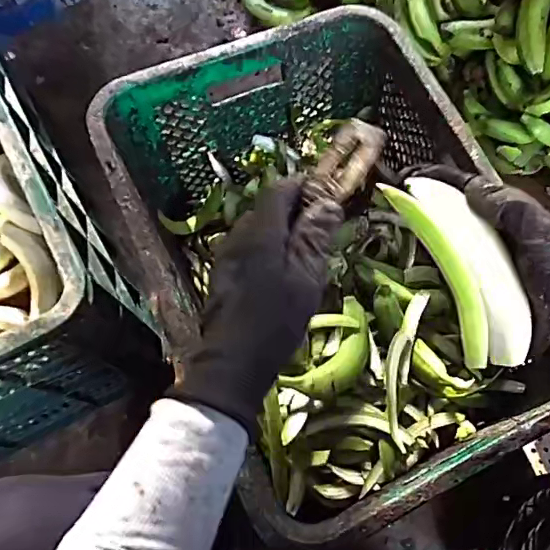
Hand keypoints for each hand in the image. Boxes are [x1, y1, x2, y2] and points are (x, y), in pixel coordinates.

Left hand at [172, 178, 344, 429]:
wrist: (233, 361)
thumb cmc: (275, 320)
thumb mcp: (305, 278)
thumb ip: (314, 238)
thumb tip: (327, 204)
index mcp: (261, 232)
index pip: (278, 190)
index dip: (303, 187)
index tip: (325, 198)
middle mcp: (238, 236)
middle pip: (267, 208)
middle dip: (294, 212)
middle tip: (321, 230)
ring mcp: (226, 255)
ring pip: (257, 229)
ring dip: (281, 232)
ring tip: (305, 255)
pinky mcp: (222, 274)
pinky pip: (248, 249)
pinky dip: (267, 250)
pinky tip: (281, 274)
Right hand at [411, 167, 549, 403]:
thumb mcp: (543, 237)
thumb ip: (512, 209)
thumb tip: (470, 189)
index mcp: (511, 215)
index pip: (469, 187)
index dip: (440, 178)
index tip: (410, 176)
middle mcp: (492, 234)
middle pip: (451, 210)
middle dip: (423, 201)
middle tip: (394, 199)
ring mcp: (481, 263)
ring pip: (444, 238)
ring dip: (421, 231)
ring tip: (395, 225)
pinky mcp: (472, 289)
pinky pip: (444, 269)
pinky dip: (427, 263)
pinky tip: (409, 260)